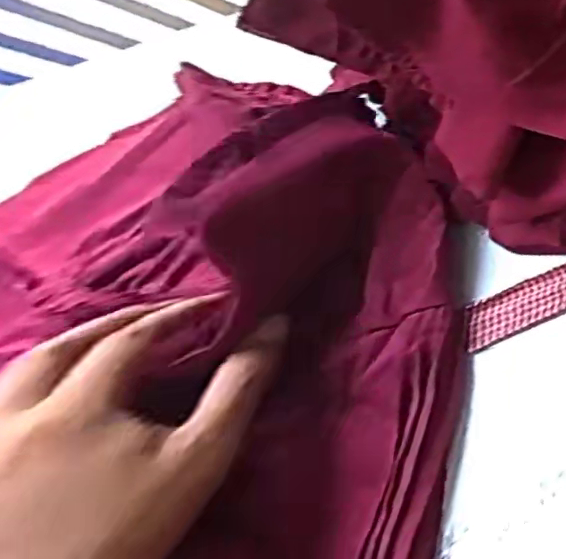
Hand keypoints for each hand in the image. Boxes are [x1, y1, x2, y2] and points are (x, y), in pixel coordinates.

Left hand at [0, 299, 286, 558]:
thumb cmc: (126, 528)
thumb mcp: (203, 453)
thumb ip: (242, 382)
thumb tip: (274, 323)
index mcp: (70, 410)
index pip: (132, 338)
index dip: (181, 312)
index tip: (223, 303)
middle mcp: (8, 422)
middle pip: (57, 350)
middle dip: (117, 322)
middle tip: (167, 312)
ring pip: (9, 379)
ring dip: (68, 351)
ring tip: (113, 345)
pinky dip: (31, 387)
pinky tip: (60, 394)